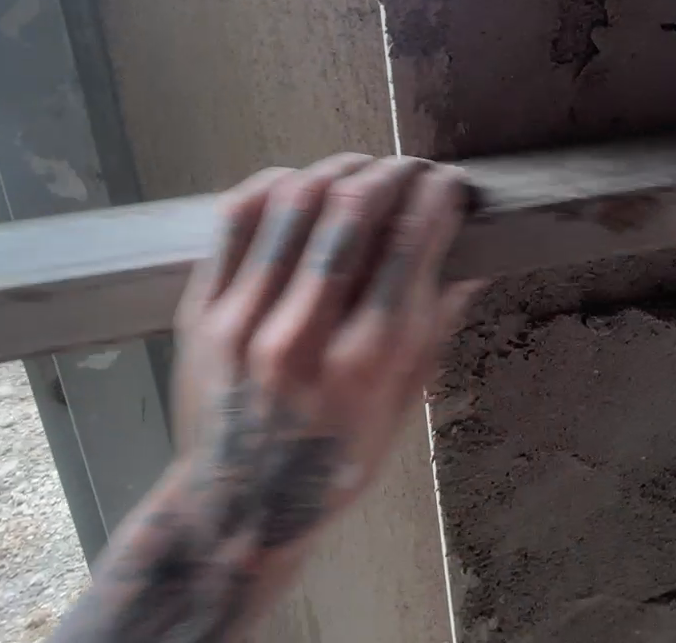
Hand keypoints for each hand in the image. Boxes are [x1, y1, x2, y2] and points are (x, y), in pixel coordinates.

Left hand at [166, 156, 481, 590]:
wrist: (235, 507)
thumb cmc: (335, 461)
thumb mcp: (405, 405)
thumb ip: (436, 328)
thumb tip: (472, 263)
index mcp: (366, 361)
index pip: (410, 243)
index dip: (438, 196)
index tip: (450, 184)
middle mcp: (303, 332)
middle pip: (352, 209)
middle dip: (394, 172)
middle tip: (411, 169)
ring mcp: (244, 317)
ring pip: (295, 202)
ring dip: (340, 168)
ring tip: (363, 168)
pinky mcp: (203, 310)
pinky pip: (236, 220)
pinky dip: (274, 185)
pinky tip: (301, 180)